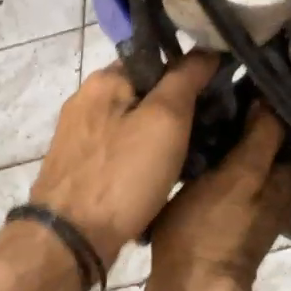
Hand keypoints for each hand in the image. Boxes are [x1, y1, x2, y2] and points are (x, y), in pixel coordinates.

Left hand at [29, 51, 219, 261]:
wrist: (71, 241)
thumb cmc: (123, 174)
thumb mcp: (166, 118)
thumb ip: (187, 78)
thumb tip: (207, 48)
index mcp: (104, 79)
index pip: (160, 60)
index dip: (192, 74)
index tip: (219, 95)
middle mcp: (87, 100)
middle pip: (148, 92)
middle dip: (180, 107)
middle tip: (211, 128)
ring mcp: (80, 136)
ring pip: (137, 123)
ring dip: (164, 135)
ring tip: (194, 154)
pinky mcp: (80, 167)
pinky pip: (123, 149)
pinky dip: (145, 157)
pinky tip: (163, 175)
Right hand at [145, 104, 290, 290]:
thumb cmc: (215, 228)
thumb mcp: (242, 173)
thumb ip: (262, 135)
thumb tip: (271, 98)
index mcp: (287, 179)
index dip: (275, 105)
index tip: (247, 82)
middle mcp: (275, 193)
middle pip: (266, 146)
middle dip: (245, 123)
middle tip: (216, 98)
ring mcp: (247, 211)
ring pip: (241, 165)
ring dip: (224, 146)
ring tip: (197, 119)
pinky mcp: (220, 224)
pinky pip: (219, 186)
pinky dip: (208, 170)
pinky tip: (184, 156)